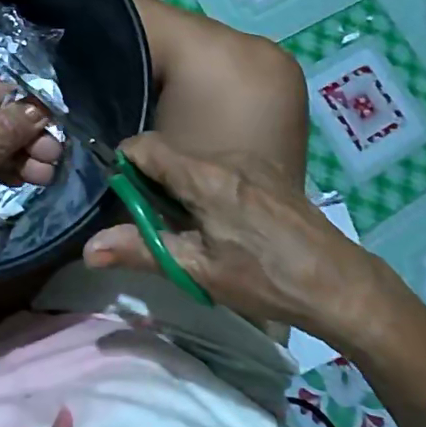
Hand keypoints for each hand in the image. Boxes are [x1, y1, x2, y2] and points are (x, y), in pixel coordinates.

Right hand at [80, 133, 389, 336]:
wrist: (337, 280)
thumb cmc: (265, 277)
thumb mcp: (198, 270)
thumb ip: (141, 250)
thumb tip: (88, 248)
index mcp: (204, 175)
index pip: (145, 145)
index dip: (123, 163)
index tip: (120, 196)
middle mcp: (226, 156)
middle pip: (169, 153)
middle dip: (151, 181)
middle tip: (151, 222)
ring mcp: (251, 160)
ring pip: (194, 161)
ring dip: (179, 185)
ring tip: (187, 229)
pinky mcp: (267, 171)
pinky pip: (220, 166)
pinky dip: (205, 186)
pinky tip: (220, 223)